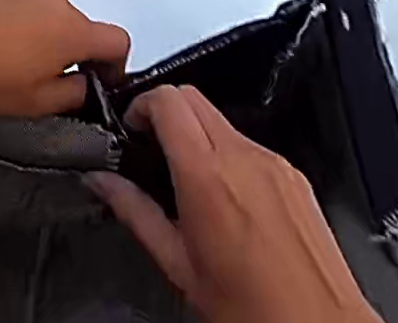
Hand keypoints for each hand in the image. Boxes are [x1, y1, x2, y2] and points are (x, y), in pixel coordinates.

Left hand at [0, 0, 129, 117]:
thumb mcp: (38, 103)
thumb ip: (75, 95)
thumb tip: (83, 89)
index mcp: (73, 29)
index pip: (118, 41)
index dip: (116, 67)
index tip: (103, 81)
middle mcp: (57, 3)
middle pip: (87, 29)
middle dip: (79, 57)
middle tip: (57, 86)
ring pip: (59, 21)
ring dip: (51, 44)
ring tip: (21, 73)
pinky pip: (34, 13)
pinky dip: (29, 33)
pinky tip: (4, 57)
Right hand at [88, 86, 380, 322]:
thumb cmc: (253, 311)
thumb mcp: (178, 265)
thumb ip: (135, 213)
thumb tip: (104, 183)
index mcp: (207, 176)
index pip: (168, 100)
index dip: (143, 104)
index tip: (133, 126)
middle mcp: (242, 156)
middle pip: (192, 96)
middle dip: (166, 111)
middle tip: (152, 145)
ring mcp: (272, 160)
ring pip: (221, 119)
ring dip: (198, 134)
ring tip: (190, 183)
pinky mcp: (293, 170)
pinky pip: (250, 144)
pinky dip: (229, 155)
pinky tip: (229, 199)